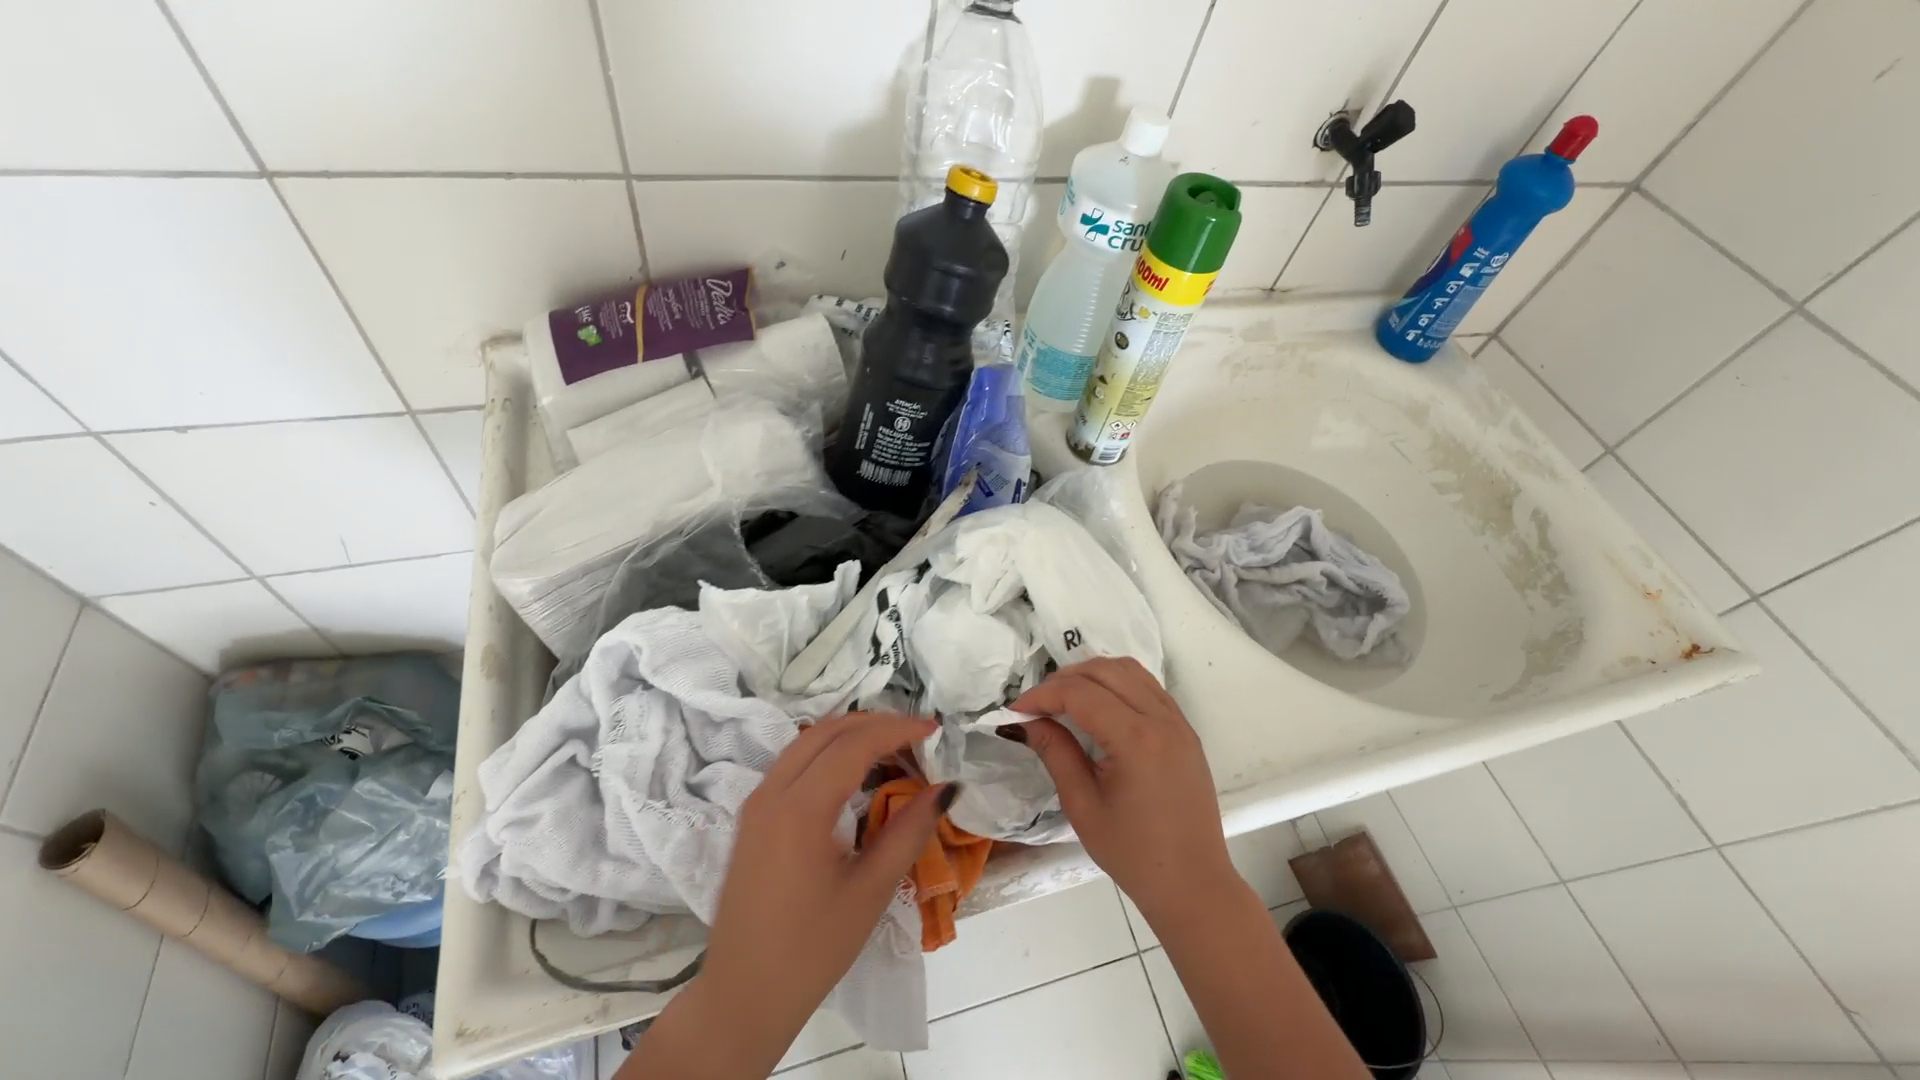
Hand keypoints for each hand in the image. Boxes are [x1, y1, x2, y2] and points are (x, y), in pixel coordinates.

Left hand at [689, 713, 952, 1072]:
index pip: (853, 745)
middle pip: (825, 732)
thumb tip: (946, 788)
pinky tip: (855, 774)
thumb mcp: (870, 891)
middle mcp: (770, 793)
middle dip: (874, 724)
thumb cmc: (812, 950)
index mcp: (799, 809)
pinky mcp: (752, 819)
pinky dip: (827, 755)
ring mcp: (755, 804)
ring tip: (893, 749)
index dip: (897, 729)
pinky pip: (792, 765)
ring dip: (849, 736)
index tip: (936, 729)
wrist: (743, 996)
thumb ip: (909, 831)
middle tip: (918, 736)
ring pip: (805, 744)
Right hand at [1013, 658, 1239, 921]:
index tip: (1015, 711)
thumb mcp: (1083, 806)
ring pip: (1130, 670)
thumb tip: (1025, 723)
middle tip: (1036, 705)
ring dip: (1092, 675)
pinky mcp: (1185, 731)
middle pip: (1105, 671)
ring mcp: (1179, 722)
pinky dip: (1118, 683)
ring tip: (1063, 698)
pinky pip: (1149, 687)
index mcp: (1136, 740)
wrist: (1192, 883)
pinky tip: (1098, 705)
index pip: (1080, 694)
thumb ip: (1056, 753)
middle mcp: (1161, 720)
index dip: (1042, 695)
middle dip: (1064, 679)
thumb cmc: (1133, 854)